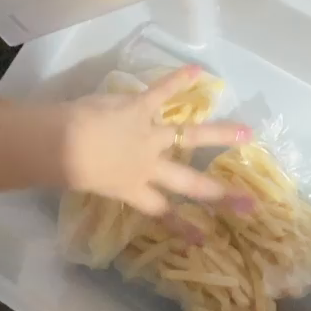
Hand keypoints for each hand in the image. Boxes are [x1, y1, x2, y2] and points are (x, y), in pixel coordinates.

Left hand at [58, 67, 251, 217]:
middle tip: (250, 203)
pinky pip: (162, 93)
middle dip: (221, 193)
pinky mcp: (139, 109)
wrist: (60, 146)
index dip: (183, 226)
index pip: (162, 211)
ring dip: (220, 133)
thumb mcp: (87, 181)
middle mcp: (148, 166)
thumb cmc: (62, 169)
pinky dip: (178, 80)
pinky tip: (198, 70)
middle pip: (190, 183)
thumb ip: (102, 177)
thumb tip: (101, 171)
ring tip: (247, 132)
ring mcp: (148, 136)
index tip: (205, 240)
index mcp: (132, 188)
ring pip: (191, 136)